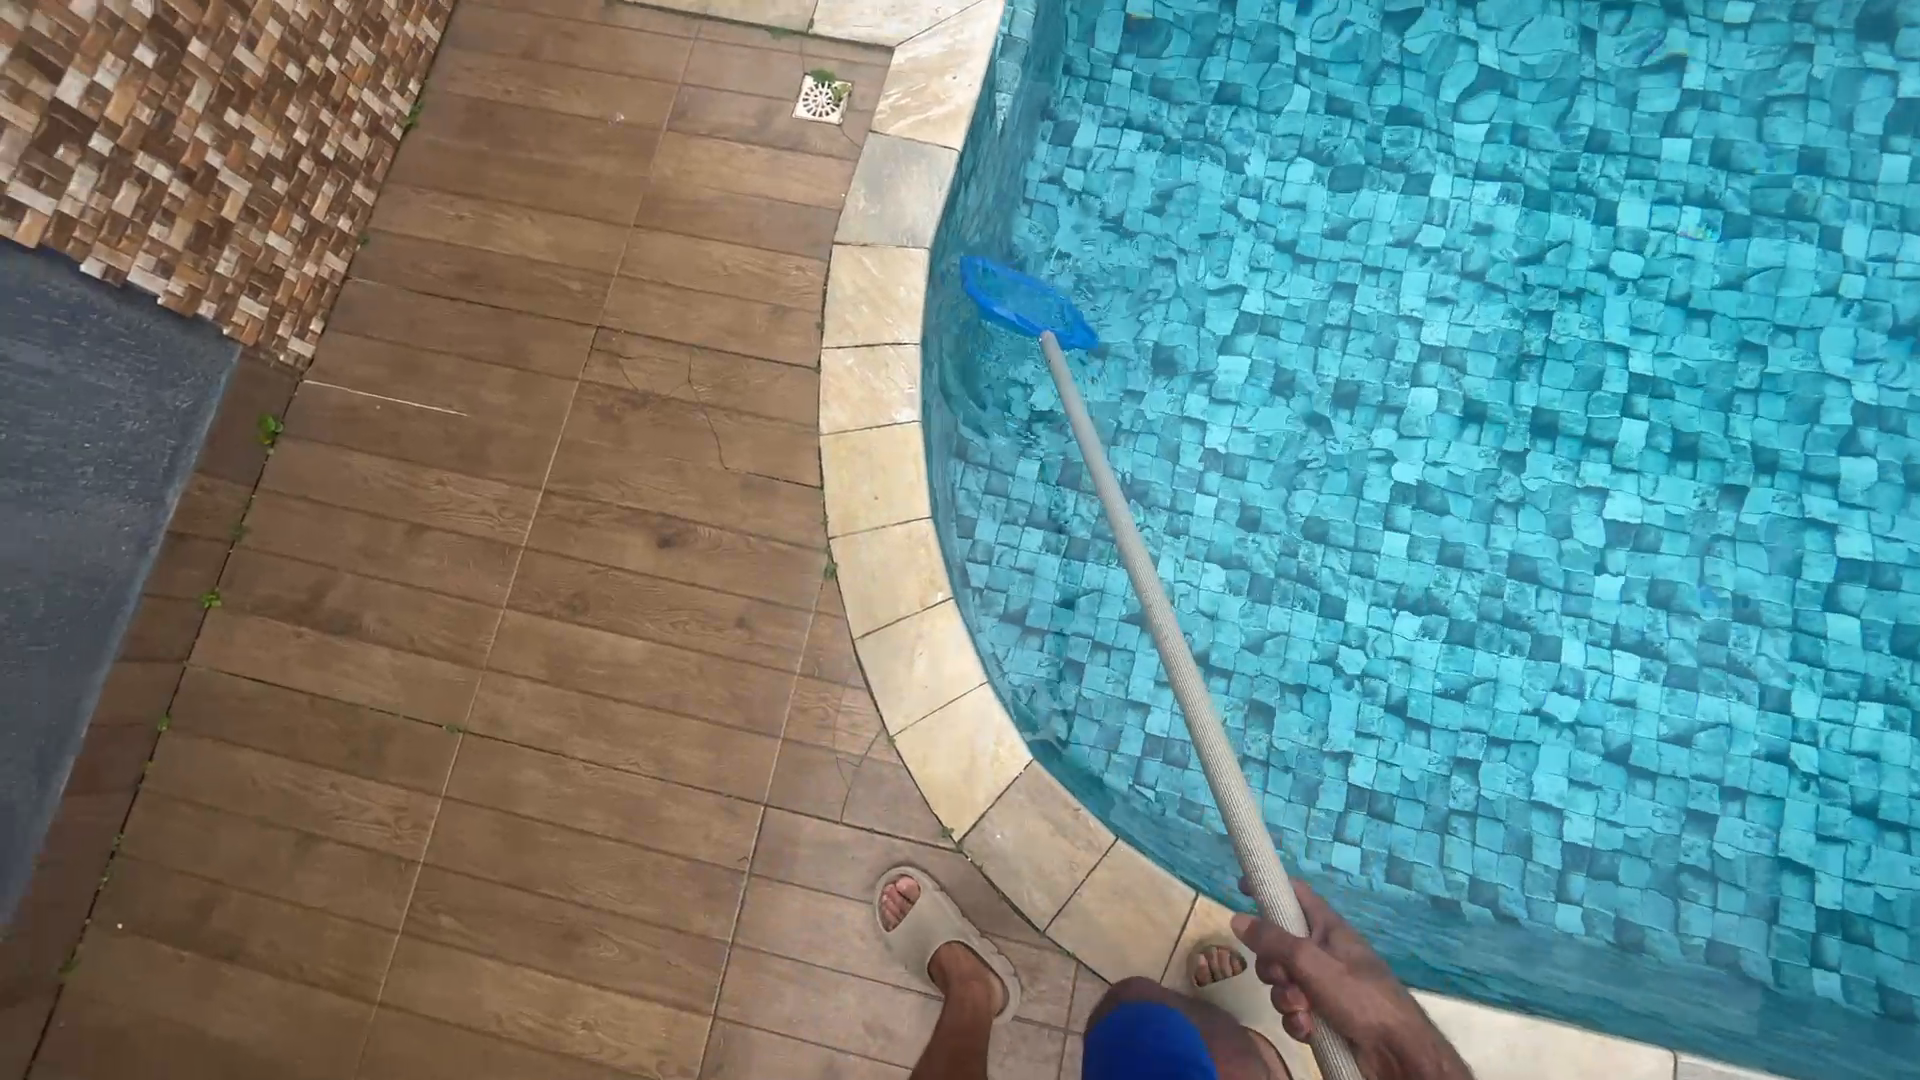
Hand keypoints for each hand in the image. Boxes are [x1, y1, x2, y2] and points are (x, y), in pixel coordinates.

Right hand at [1230, 880, 1472, 1079]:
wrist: (1400, 1055)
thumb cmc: (1360, 996)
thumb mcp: (1310, 962)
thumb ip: (1272, 940)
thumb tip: (1236, 918)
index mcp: (1327, 928)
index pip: (1295, 893)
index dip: (1268, 886)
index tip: (1240, 889)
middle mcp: (1324, 952)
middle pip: (1278, 944)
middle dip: (1273, 965)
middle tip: (1283, 977)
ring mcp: (1325, 985)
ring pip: (1284, 981)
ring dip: (1286, 998)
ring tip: (1303, 1011)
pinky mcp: (1325, 1015)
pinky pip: (1295, 1009)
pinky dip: (1297, 1019)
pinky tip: (1308, 1030)